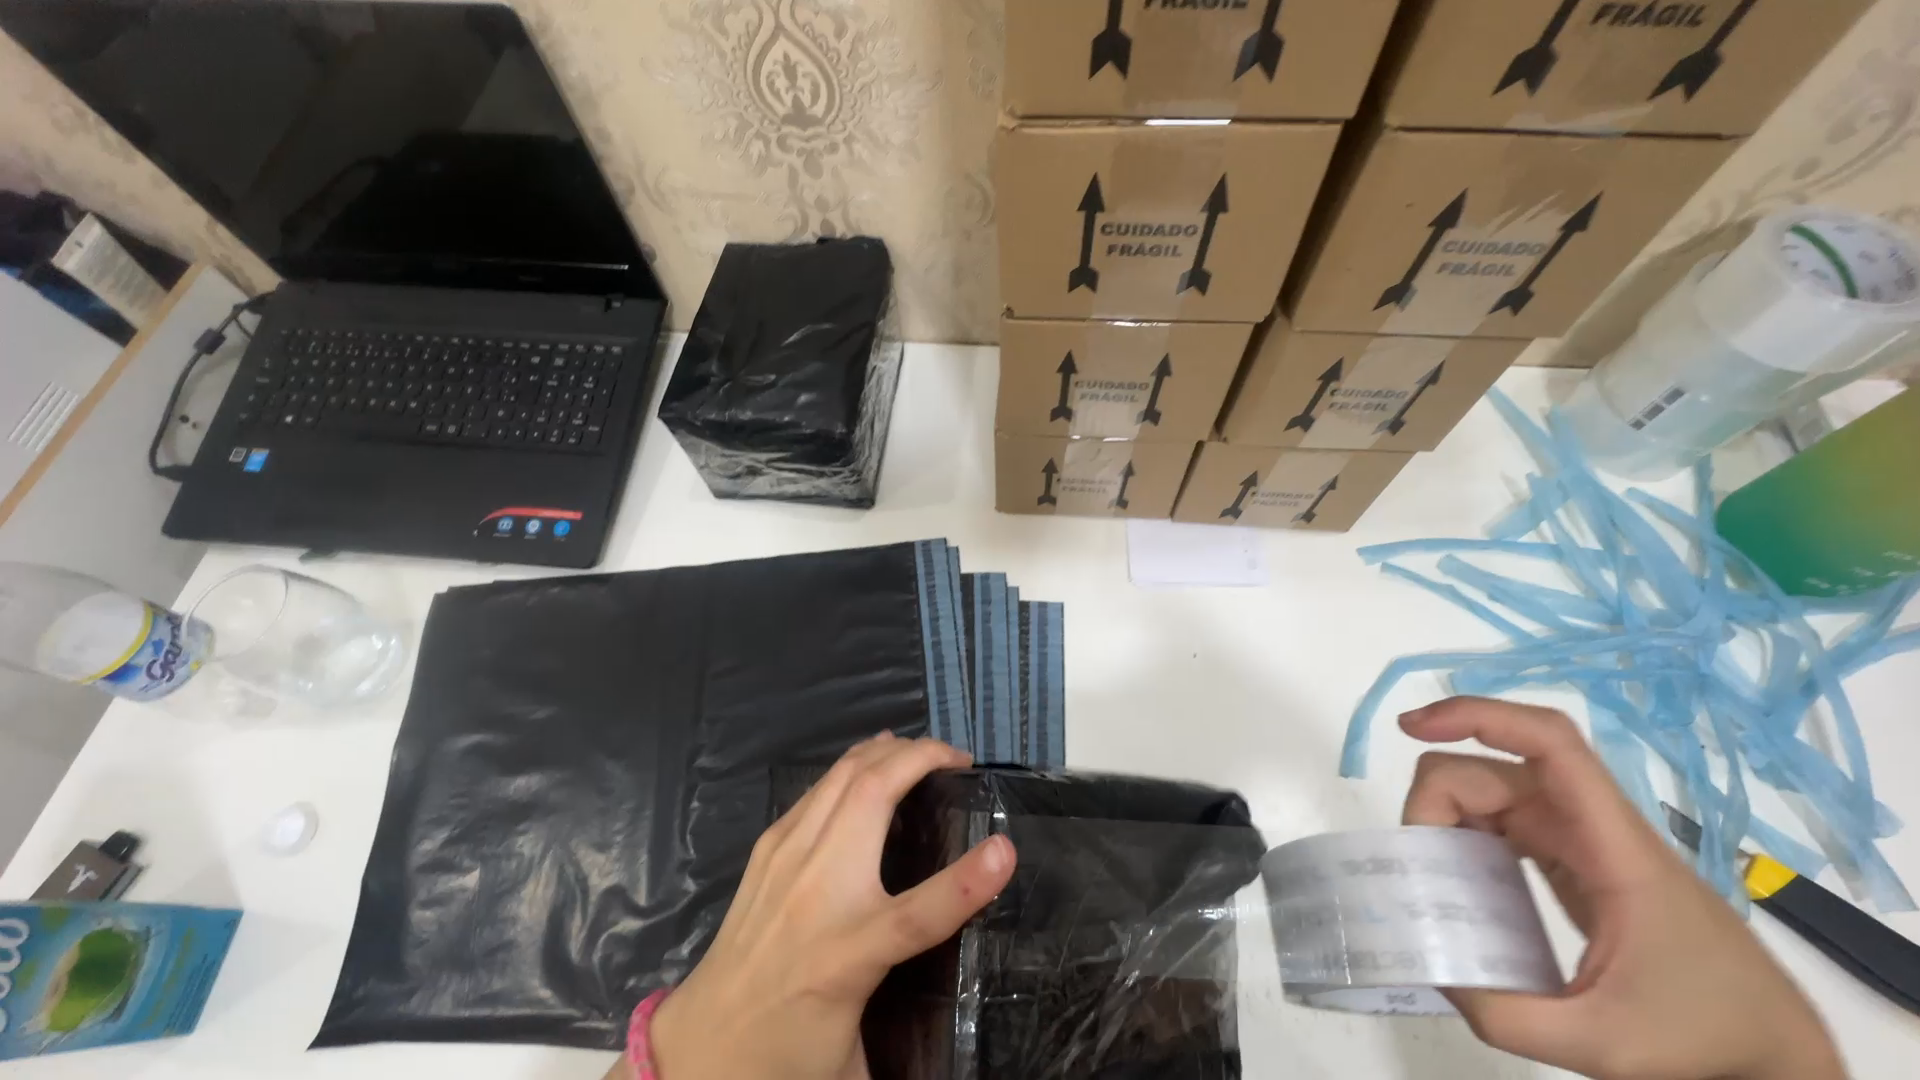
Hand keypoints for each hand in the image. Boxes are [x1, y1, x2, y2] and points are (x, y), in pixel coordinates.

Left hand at [639, 732, 1015, 1079]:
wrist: (699, 1043)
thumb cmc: (785, 1050)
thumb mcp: (855, 1060)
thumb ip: (905, 1041)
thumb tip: (951, 1038)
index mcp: (846, 955)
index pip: (920, 915)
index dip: (970, 881)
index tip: (1006, 849)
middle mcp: (815, 892)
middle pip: (871, 796)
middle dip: (920, 758)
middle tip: (958, 759)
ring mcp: (784, 859)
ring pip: (841, 777)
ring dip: (885, 751)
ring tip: (922, 750)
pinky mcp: (767, 848)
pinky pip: (817, 788)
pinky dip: (851, 764)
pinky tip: (868, 763)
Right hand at [1399, 696, 1844, 1079]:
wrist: (1769, 1055)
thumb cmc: (1702, 1038)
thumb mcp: (1600, 1045)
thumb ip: (1505, 1013)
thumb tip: (1432, 970)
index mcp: (1615, 849)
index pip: (1550, 744)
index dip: (1478, 717)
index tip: (1413, 727)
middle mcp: (1594, 829)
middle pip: (1496, 770)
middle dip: (1437, 798)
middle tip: (1414, 862)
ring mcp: (1581, 843)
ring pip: (1491, 792)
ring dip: (1444, 817)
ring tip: (1427, 875)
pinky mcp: (1571, 862)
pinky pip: (1500, 823)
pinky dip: (1461, 834)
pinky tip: (1450, 873)